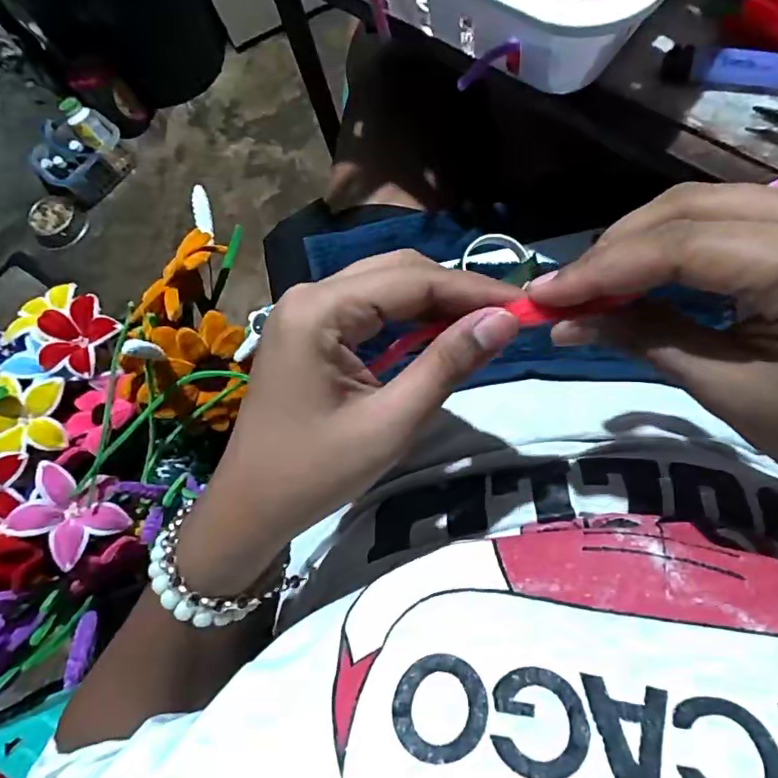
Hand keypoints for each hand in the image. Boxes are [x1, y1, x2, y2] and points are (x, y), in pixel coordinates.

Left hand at [176, 251, 522, 592]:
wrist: (252, 506)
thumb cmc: (316, 472)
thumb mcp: (391, 422)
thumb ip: (448, 364)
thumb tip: (505, 320)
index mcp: (319, 310)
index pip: (413, 280)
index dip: (474, 290)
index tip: (526, 305)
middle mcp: (310, 295)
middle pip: (399, 271)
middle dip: (457, 290)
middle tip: (510, 315)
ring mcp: (307, 311)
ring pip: (386, 286)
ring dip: (437, 302)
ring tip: (487, 323)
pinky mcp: (311, 330)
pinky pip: (370, 309)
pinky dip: (411, 319)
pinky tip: (442, 333)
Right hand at [530, 183, 777, 512]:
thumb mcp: (728, 392)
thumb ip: (647, 338)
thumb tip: (564, 320)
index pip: (693, 245)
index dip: (609, 266)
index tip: (546, 293)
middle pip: (699, 209)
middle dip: (619, 248)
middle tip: (563, 290)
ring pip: (712, 204)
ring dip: (643, 240)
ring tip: (592, 281)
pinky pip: (736, 216)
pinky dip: (679, 241)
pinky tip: (642, 266)